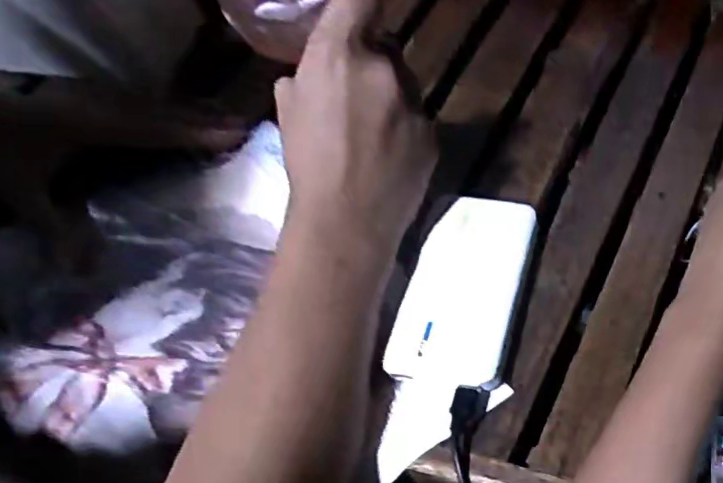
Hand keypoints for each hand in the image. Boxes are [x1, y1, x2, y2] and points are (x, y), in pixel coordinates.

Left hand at [0, 66, 248, 267]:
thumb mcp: (13, 193)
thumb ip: (56, 231)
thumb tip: (88, 274)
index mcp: (81, 127)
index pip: (150, 130)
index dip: (193, 134)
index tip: (235, 135)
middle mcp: (80, 111)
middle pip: (150, 113)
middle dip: (195, 119)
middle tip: (239, 124)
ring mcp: (68, 108)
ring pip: (135, 109)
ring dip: (174, 115)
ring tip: (212, 122)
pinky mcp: (58, 115)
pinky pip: (118, 114)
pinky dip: (147, 118)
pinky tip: (158, 125)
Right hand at [275, 0, 435, 254]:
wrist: (350, 219)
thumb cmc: (309, 161)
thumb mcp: (289, 103)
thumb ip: (310, 73)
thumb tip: (320, 74)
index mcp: (340, 51)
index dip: (363, 1)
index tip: (365, 5)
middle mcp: (384, 70)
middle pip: (386, 48)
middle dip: (374, 60)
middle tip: (359, 90)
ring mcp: (415, 107)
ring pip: (406, 86)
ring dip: (393, 96)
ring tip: (376, 131)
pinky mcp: (433, 139)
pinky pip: (420, 120)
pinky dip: (408, 128)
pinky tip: (393, 154)